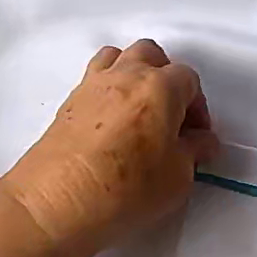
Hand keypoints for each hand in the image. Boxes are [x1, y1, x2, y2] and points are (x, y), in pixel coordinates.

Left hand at [0, 39, 218, 256]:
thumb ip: (193, 151)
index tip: (195, 136)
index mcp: (159, 86)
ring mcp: (92, 85)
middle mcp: (124, 75)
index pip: (188, 79)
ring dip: (132, 74)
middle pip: (150, 55)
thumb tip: (200, 141)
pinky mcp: (68, 101)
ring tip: (138, 112)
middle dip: (165, 78)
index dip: (197, 106)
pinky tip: (111, 123)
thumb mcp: (177, 178)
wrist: (56, 201)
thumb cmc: (125, 189)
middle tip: (169, 116)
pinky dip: (107, 89)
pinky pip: (94, 79)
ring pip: (117, 58)